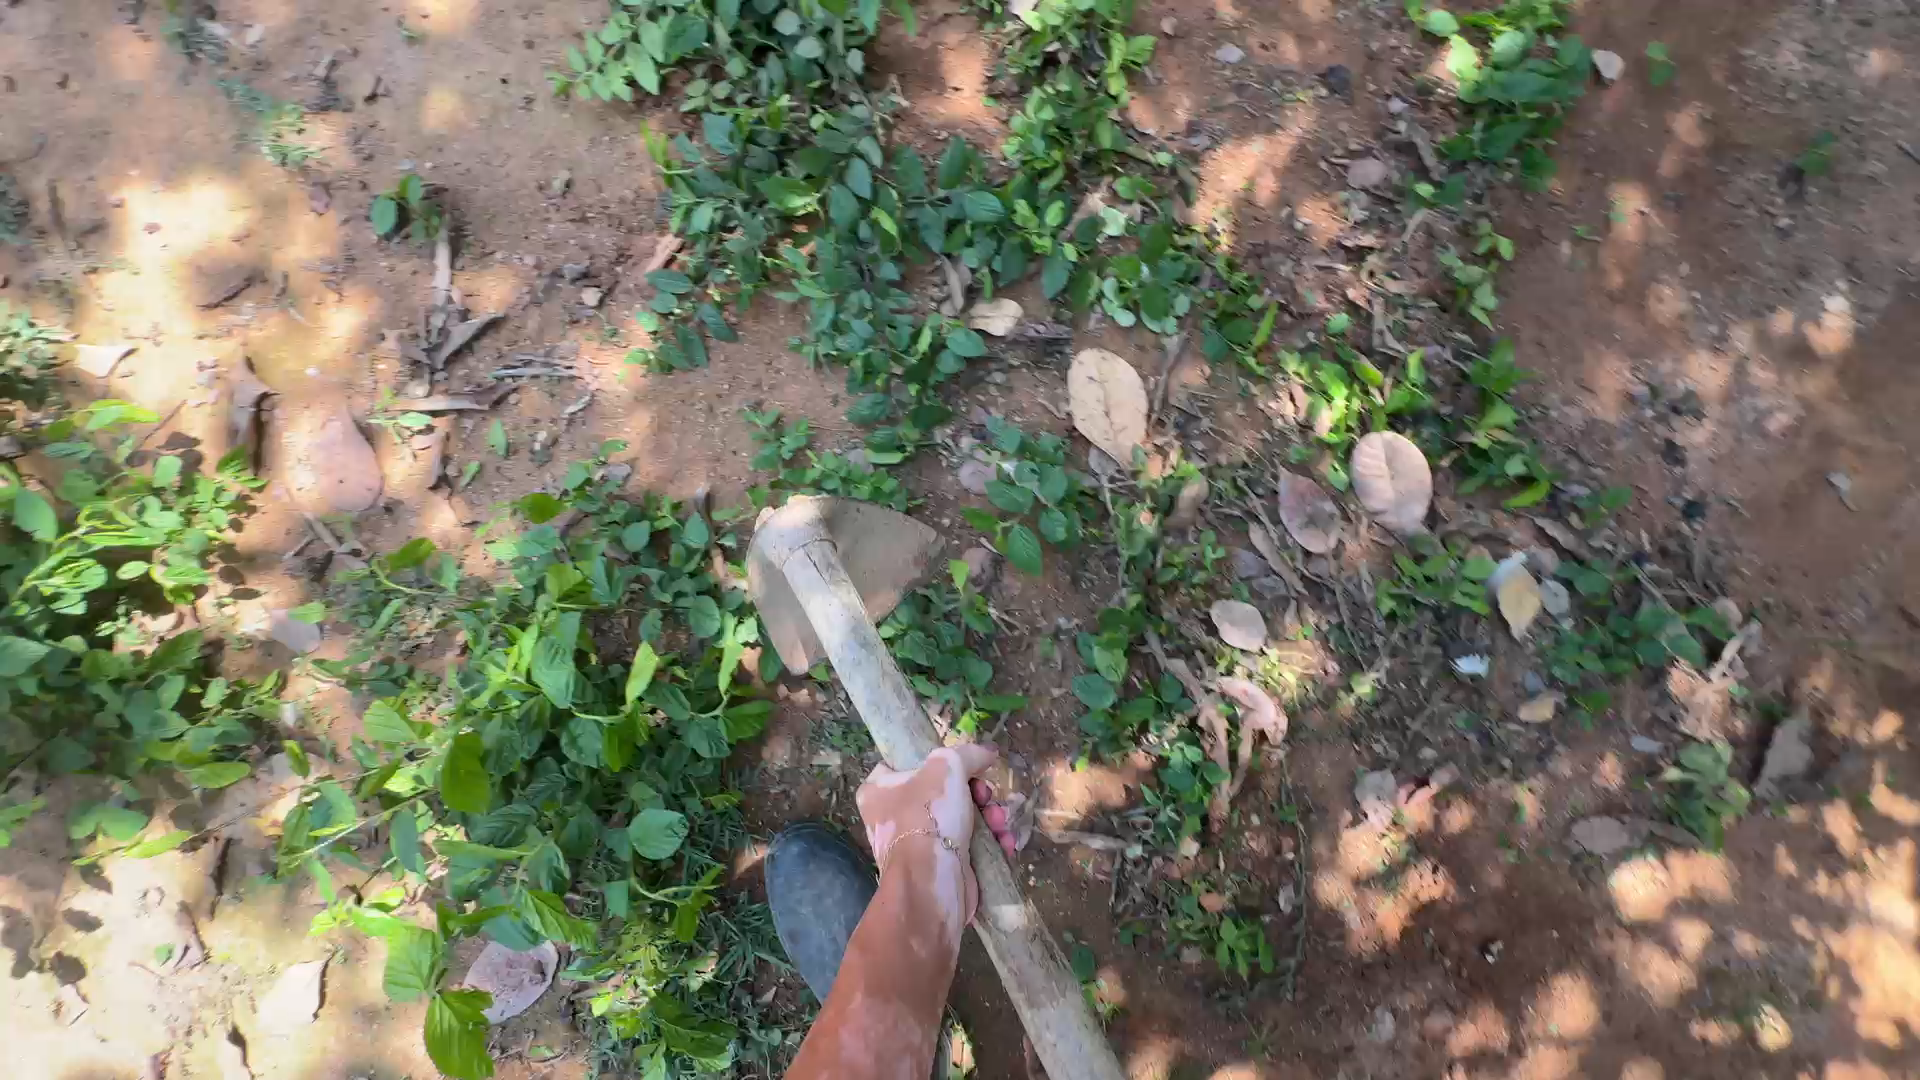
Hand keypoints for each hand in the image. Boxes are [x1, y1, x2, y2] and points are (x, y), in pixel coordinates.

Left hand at [855, 744, 1017, 924]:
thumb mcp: (948, 767)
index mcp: (879, 791)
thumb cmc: (928, 816)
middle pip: (944, 790)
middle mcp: (894, 817)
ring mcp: (919, 844)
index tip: (961, 766)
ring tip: (999, 822)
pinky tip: (1005, 842)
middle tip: (985, 796)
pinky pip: (970, 844)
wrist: (932, 884)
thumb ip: (968, 753)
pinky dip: (990, 841)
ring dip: (989, 816)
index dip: (937, 762)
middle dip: (976, 793)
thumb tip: (987, 753)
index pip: (906, 764)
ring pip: (962, 817)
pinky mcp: (943, 866)